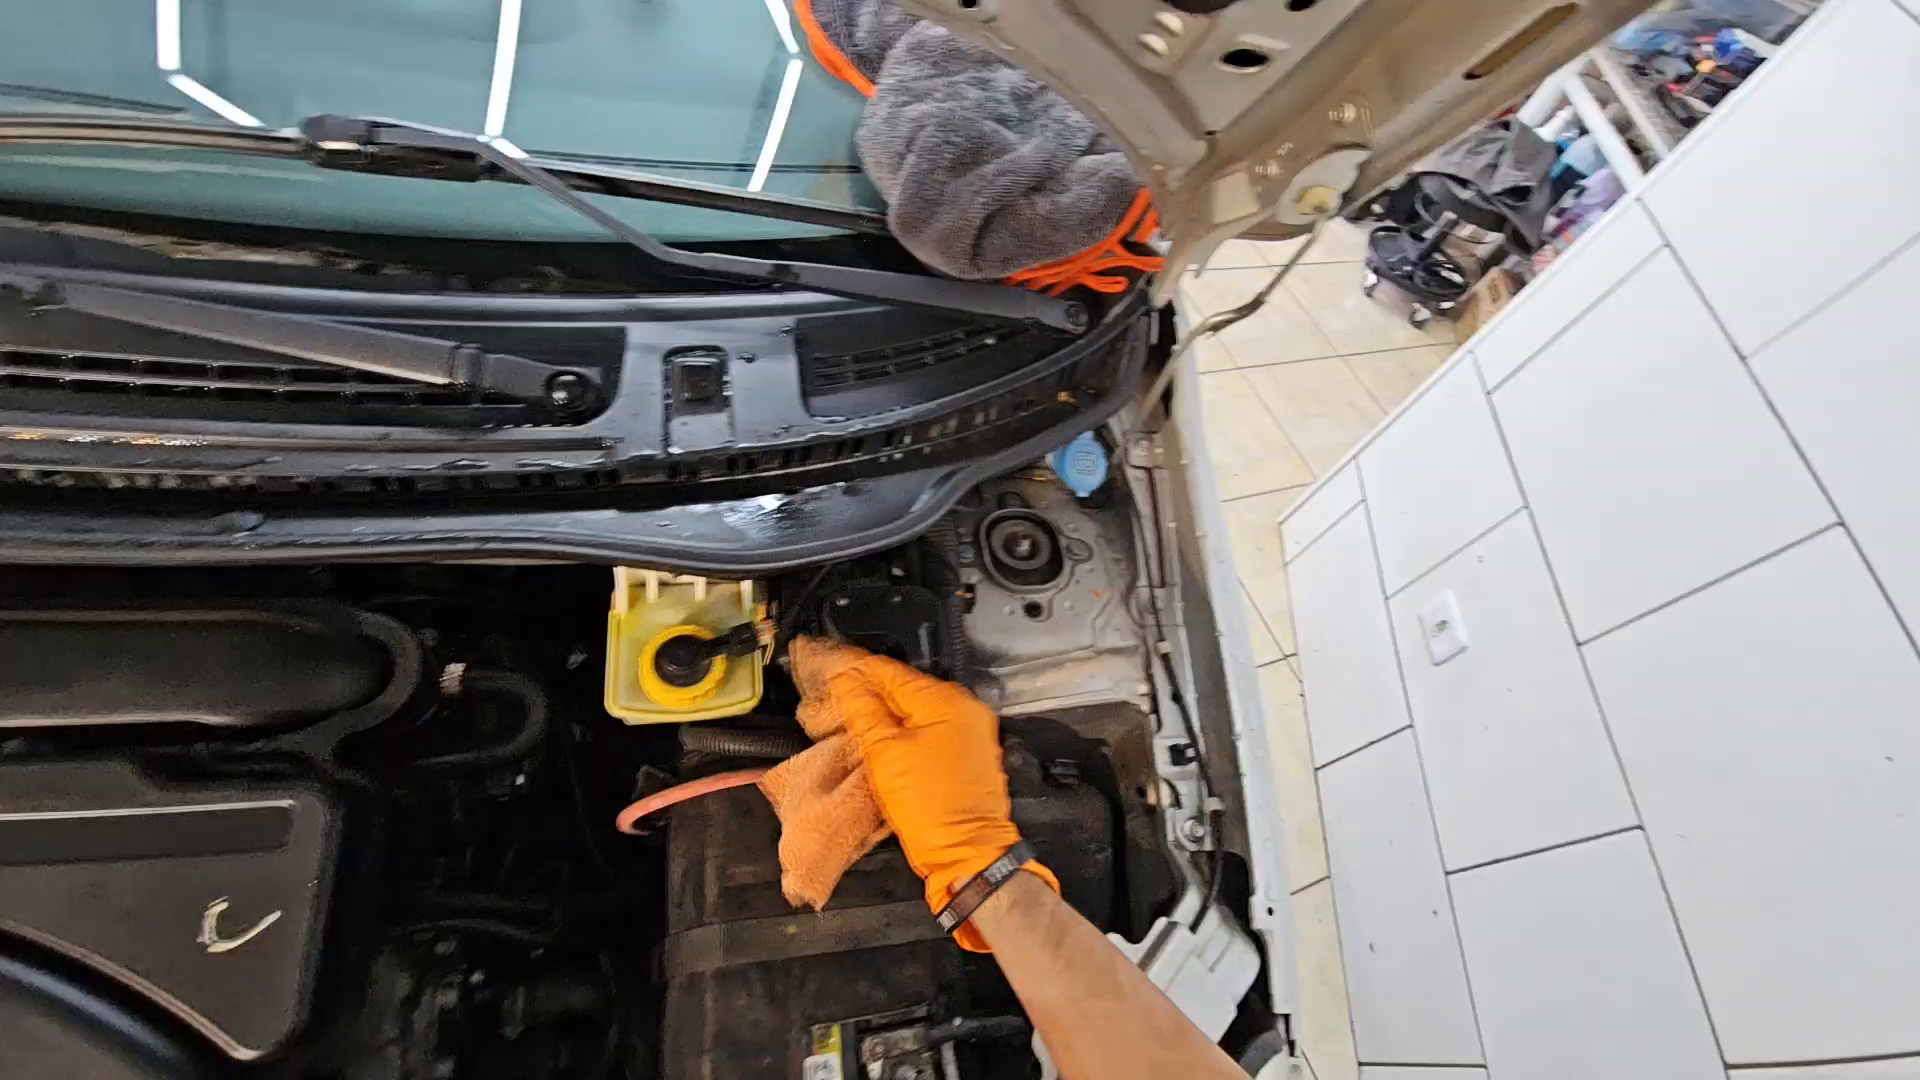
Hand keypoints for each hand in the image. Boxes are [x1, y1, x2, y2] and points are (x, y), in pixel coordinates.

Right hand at [789, 636, 1056, 948]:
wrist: (968, 853)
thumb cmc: (928, 807)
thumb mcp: (885, 754)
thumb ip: (864, 710)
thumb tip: (846, 680)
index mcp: (945, 701)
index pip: (891, 672)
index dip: (857, 668)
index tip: (830, 665)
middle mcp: (964, 707)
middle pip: (906, 687)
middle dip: (871, 688)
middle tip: (836, 690)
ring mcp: (970, 729)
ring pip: (918, 707)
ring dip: (887, 708)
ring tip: (852, 710)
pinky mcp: (969, 751)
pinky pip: (931, 726)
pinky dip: (906, 726)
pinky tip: (883, 734)